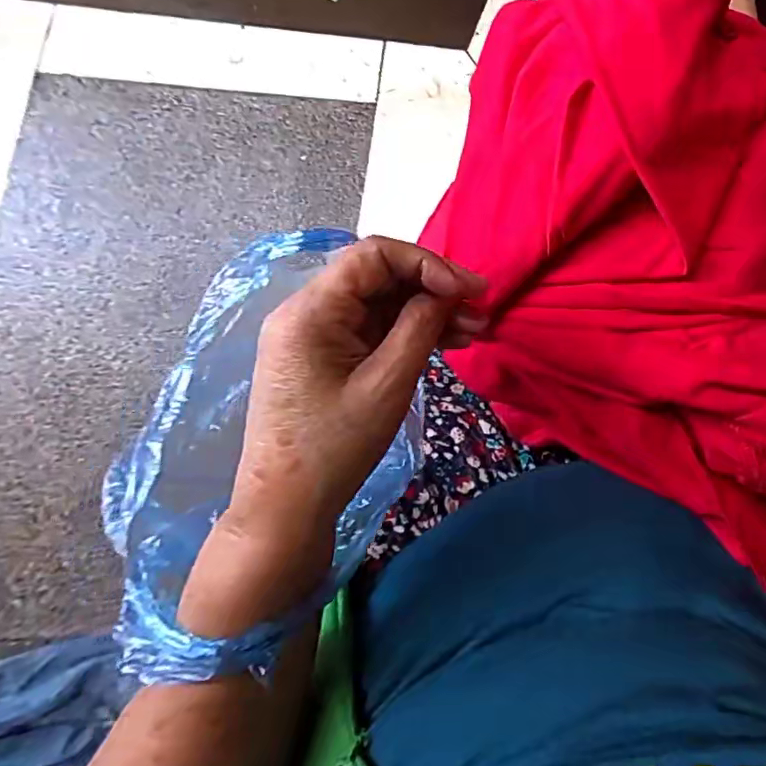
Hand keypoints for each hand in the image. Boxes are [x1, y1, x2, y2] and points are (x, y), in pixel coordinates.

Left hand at [180, 237, 485, 634]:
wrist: (285, 510)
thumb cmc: (336, 447)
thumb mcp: (388, 383)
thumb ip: (420, 325)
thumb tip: (447, 292)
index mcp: (312, 310)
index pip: (374, 255)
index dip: (428, 264)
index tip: (469, 291)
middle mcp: (307, 311)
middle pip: (379, 276)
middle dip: (434, 289)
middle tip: (480, 313)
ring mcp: (314, 333)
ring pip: (380, 302)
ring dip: (427, 311)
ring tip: (473, 331)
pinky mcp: (324, 355)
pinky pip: (372, 327)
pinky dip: (409, 331)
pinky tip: (447, 343)